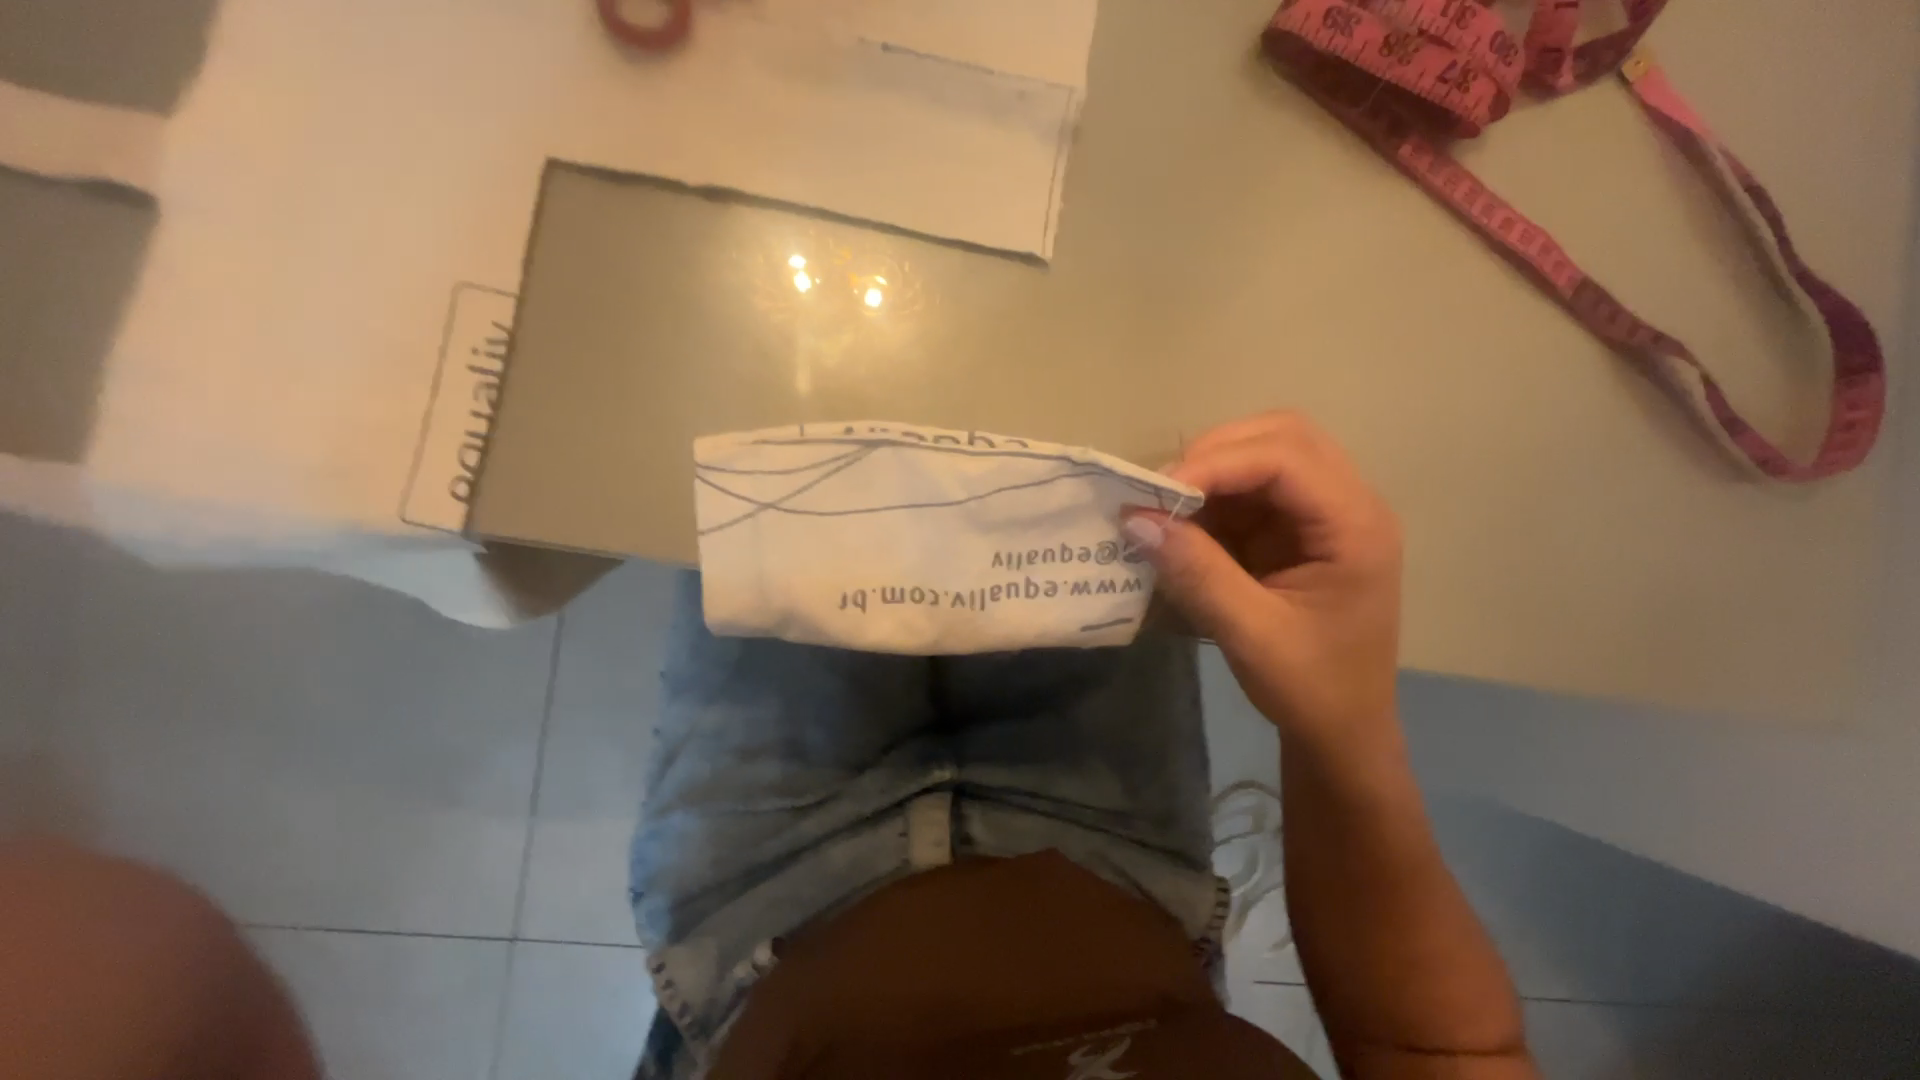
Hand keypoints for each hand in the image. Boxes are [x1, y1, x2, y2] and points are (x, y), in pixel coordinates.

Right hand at [1124, 412, 1402, 764]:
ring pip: (1264, 455)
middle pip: (1282, 436)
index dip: (1217, 463)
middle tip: (1161, 492)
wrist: (1342, 731)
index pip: (1286, 457)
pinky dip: (1211, 499)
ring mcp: (1323, 514)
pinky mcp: (1297, 530)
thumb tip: (1135, 519)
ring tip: (1164, 507)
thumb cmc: (1311, 688)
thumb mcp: (1251, 634)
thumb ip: (1197, 572)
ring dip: (1211, 473)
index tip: (1157, 495)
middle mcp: (1348, 505)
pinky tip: (1182, 525)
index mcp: (1356, 526)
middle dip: (1215, 454)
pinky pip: (1250, 490)